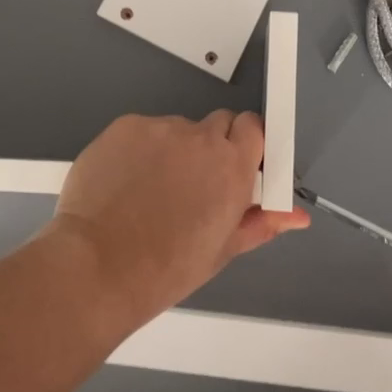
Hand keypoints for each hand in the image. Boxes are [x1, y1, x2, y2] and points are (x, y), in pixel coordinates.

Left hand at [47, 111, 310, 322]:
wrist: (99, 265)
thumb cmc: (161, 267)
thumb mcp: (221, 249)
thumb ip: (262, 222)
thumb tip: (293, 215)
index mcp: (232, 166)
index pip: (253, 127)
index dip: (244, 144)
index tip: (236, 162)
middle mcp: (200, 138)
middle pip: (217, 123)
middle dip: (211, 147)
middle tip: (194, 184)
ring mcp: (160, 128)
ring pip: (176, 129)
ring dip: (171, 150)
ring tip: (151, 192)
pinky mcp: (126, 126)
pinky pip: (141, 130)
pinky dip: (138, 150)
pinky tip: (127, 183)